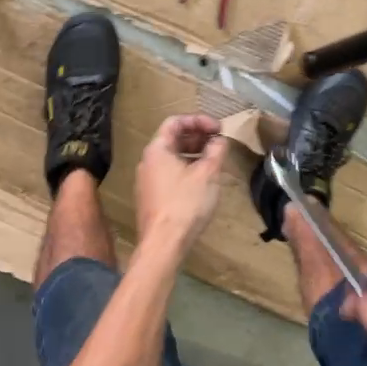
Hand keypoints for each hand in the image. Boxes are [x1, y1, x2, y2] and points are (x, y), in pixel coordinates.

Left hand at [135, 114, 228, 254]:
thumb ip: (216, 151)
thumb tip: (219, 140)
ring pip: (172, 158)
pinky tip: (202, 182)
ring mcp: (147, 181)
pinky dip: (187, 170)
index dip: (199, 120)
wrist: (163, 245)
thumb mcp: (207, 173)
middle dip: (198, 137)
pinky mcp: (151, 198)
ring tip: (214, 161)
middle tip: (218, 142)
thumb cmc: (185, 204)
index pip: (176, 122)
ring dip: (194, 154)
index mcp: (157, 149)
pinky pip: (169, 174)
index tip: (218, 128)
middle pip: (173, 139)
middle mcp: (148, 161)